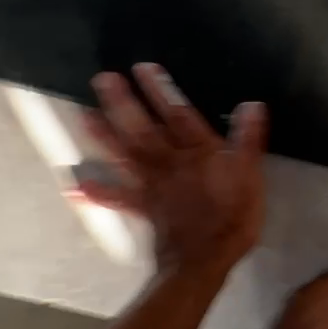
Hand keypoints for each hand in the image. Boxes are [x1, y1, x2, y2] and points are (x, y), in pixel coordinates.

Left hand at [75, 62, 267, 277]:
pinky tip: (75, 185)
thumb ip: (249, 139)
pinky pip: (118, 198)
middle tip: (102, 79)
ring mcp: (153, 185)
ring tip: (84, 114)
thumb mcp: (252, 174)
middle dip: (123, 103)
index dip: (162, 90)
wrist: (205, 261)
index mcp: (199, 151)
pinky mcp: (143, 208)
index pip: (179, 114)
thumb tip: (252, 104)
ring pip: (126, 155)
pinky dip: (97, 191)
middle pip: (144, 128)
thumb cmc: (234, 215)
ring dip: (104, 135)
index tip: (142, 68)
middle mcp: (171, 162)